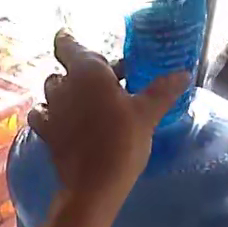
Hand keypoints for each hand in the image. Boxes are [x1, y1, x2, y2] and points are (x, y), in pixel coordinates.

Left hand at [28, 31, 189, 221]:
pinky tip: (62, 123)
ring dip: (65, 94)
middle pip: (65, 70)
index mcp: (86, 71)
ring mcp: (51, 110)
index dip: (70, 41)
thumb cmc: (122, 141)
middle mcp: (63, 85)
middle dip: (80, 74)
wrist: (94, 185)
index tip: (76, 42)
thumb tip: (184, 73)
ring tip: (85, 105)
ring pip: (52, 91)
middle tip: (103, 86)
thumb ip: (162, 90)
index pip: (67, 43)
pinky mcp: (46, 134)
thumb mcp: (147, 115)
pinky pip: (43, 115)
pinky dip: (51, 115)